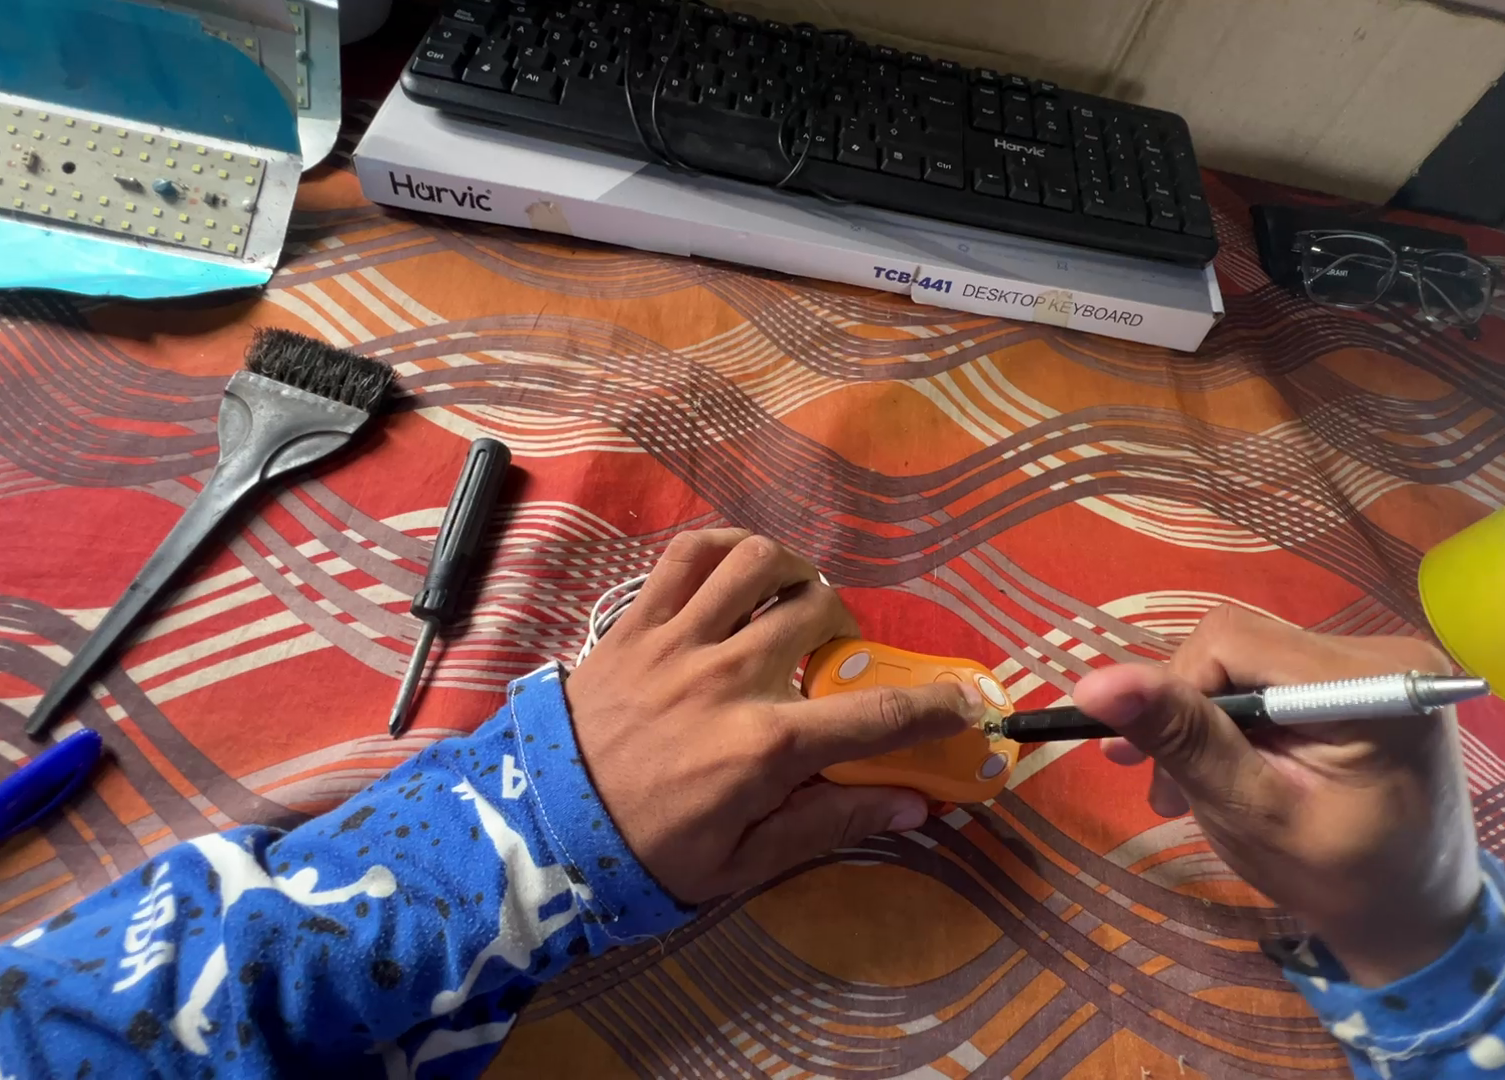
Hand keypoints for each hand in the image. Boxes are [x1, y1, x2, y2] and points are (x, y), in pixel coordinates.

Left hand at [567, 530, 984, 903]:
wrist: (534, 829)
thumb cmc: (644, 853)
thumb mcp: (741, 864)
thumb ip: (829, 823)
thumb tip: (911, 806)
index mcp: (764, 745)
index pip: (875, 717)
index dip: (937, 707)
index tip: (969, 701)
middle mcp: (731, 676)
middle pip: (821, 613)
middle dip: (846, 630)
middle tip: (833, 655)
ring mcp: (679, 638)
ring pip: (759, 562)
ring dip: (794, 572)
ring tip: (794, 598)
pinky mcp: (637, 620)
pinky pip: (687, 553)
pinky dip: (724, 545)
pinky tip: (737, 566)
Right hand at [1075, 606, 1481, 986]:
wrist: (1413, 918)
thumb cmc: (1336, 879)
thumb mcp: (1247, 811)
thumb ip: (1180, 737)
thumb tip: (1093, 684)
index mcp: (1371, 684)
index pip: (1231, 640)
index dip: (1179, 688)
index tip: (1157, 757)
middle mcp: (1380, 652)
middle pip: (1233, 645)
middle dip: (1184, 711)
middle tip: (1157, 782)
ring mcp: (1371, 661)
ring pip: (1238, 658)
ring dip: (1199, 718)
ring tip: (1182, 784)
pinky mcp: (1355, 674)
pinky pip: (1261, 671)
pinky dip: (1228, 717)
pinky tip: (1220, 760)